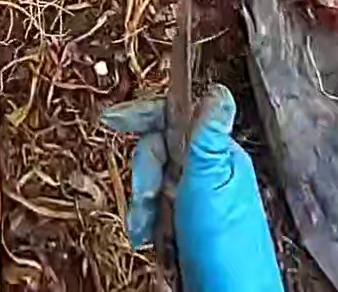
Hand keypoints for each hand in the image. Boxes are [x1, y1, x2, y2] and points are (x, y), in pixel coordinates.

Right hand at [101, 84, 283, 291]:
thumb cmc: (225, 247)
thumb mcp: (210, 182)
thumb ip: (208, 135)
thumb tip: (219, 91)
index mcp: (216, 154)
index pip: (174, 116)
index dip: (143, 114)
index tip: (113, 119)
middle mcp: (206, 173)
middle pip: (157, 149)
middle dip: (144, 174)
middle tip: (147, 199)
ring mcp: (195, 202)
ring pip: (153, 183)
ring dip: (143, 206)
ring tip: (150, 232)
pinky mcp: (185, 229)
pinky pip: (155, 214)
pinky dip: (148, 227)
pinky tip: (154, 244)